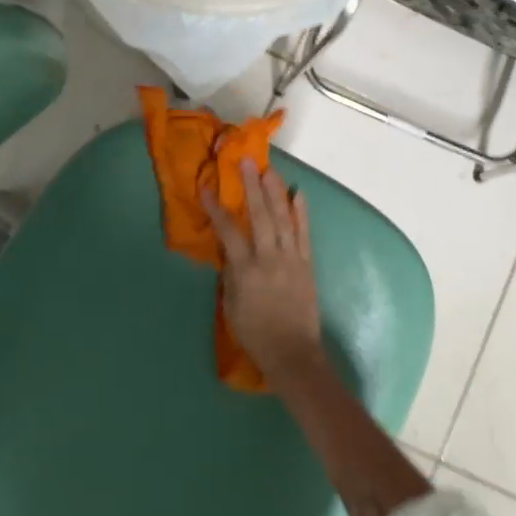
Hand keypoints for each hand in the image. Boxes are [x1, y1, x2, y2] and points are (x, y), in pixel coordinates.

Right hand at [203, 158, 322, 378]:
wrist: (293, 353)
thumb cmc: (255, 334)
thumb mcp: (231, 305)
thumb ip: (231, 274)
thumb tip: (230, 250)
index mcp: (246, 270)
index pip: (229, 231)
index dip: (217, 209)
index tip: (208, 187)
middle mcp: (269, 258)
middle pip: (260, 215)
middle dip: (252, 186)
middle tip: (247, 162)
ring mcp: (292, 259)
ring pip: (283, 218)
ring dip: (276, 191)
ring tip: (269, 170)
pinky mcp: (307, 265)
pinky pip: (304, 234)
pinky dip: (302, 213)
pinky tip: (298, 194)